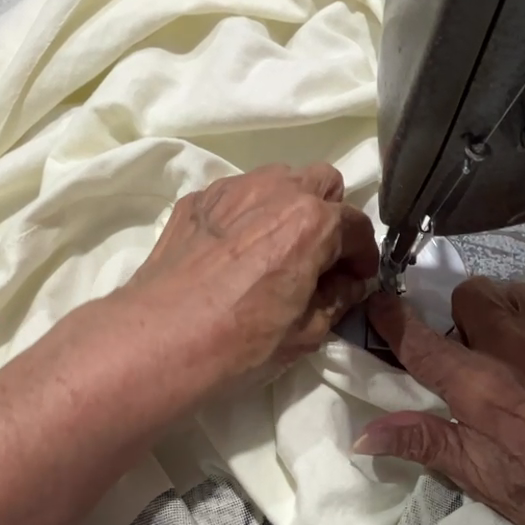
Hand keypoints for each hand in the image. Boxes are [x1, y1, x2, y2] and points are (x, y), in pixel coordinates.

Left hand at [122, 162, 378, 380]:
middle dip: (330, 216)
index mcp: (312, 222)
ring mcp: (231, 189)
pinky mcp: (196, 201)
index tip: (356, 280)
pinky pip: (237, 196)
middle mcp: (275, 190)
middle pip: (322, 183)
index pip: (357, 226)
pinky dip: (247, 216)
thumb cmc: (241, 343)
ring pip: (278, 181)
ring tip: (276, 252)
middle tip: (319, 258)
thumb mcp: (307, 334)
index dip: (363, 257)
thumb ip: (338, 300)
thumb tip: (348, 285)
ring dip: (288, 208)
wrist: (161, 340)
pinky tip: (235, 255)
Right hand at [355, 269, 524, 524]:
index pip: (420, 340)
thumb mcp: (485, 480)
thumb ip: (426, 443)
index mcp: (480, 386)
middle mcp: (517, 342)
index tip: (377, 306)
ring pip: (512, 287)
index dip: (390, 319)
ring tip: (515, 348)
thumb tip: (363, 434)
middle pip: (467, 295)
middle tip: (473, 359)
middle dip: (459, 321)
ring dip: (502, 311)